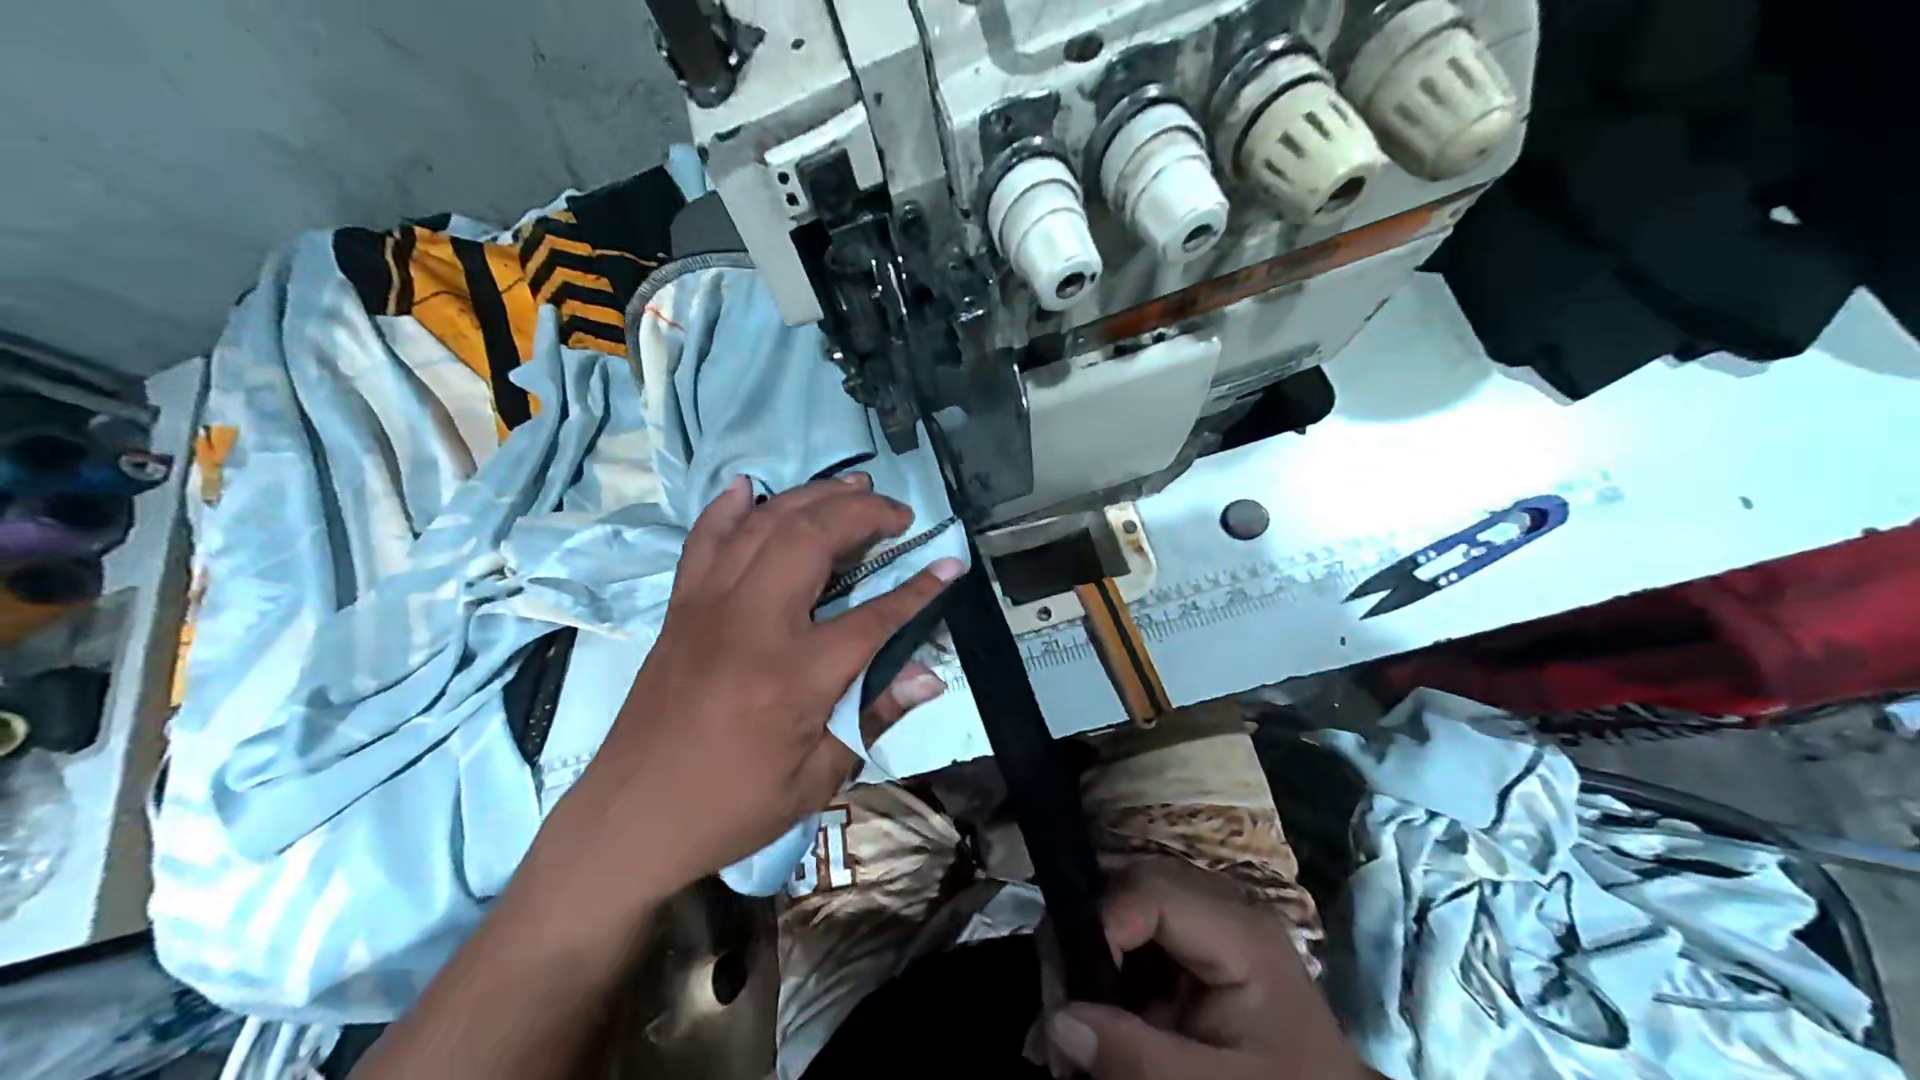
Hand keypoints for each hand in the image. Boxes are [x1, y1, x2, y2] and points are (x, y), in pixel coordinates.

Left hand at [543, 474, 961, 906]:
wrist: (632, 815)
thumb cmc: (732, 805)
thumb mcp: (816, 776)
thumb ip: (874, 714)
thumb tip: (929, 675)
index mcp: (794, 675)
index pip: (874, 616)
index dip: (920, 588)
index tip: (951, 561)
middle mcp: (751, 623)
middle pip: (813, 538)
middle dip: (863, 513)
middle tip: (898, 514)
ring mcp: (709, 606)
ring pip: (763, 524)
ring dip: (811, 496)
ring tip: (851, 487)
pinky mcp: (681, 607)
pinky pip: (704, 540)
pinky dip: (728, 507)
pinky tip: (749, 487)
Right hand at [1046, 861, 1371, 1079]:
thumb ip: (1139, 1059)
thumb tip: (1056, 1021)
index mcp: (1239, 932)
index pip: (1149, 891)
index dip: (1098, 926)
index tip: (1067, 995)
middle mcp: (1218, 908)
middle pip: (1127, 888)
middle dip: (1079, 940)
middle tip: (1052, 1009)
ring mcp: (1203, 922)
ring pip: (1119, 908)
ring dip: (1083, 959)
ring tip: (1061, 1019)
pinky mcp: (1190, 946)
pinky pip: (1129, 937)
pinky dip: (1099, 972)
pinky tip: (1086, 1018)